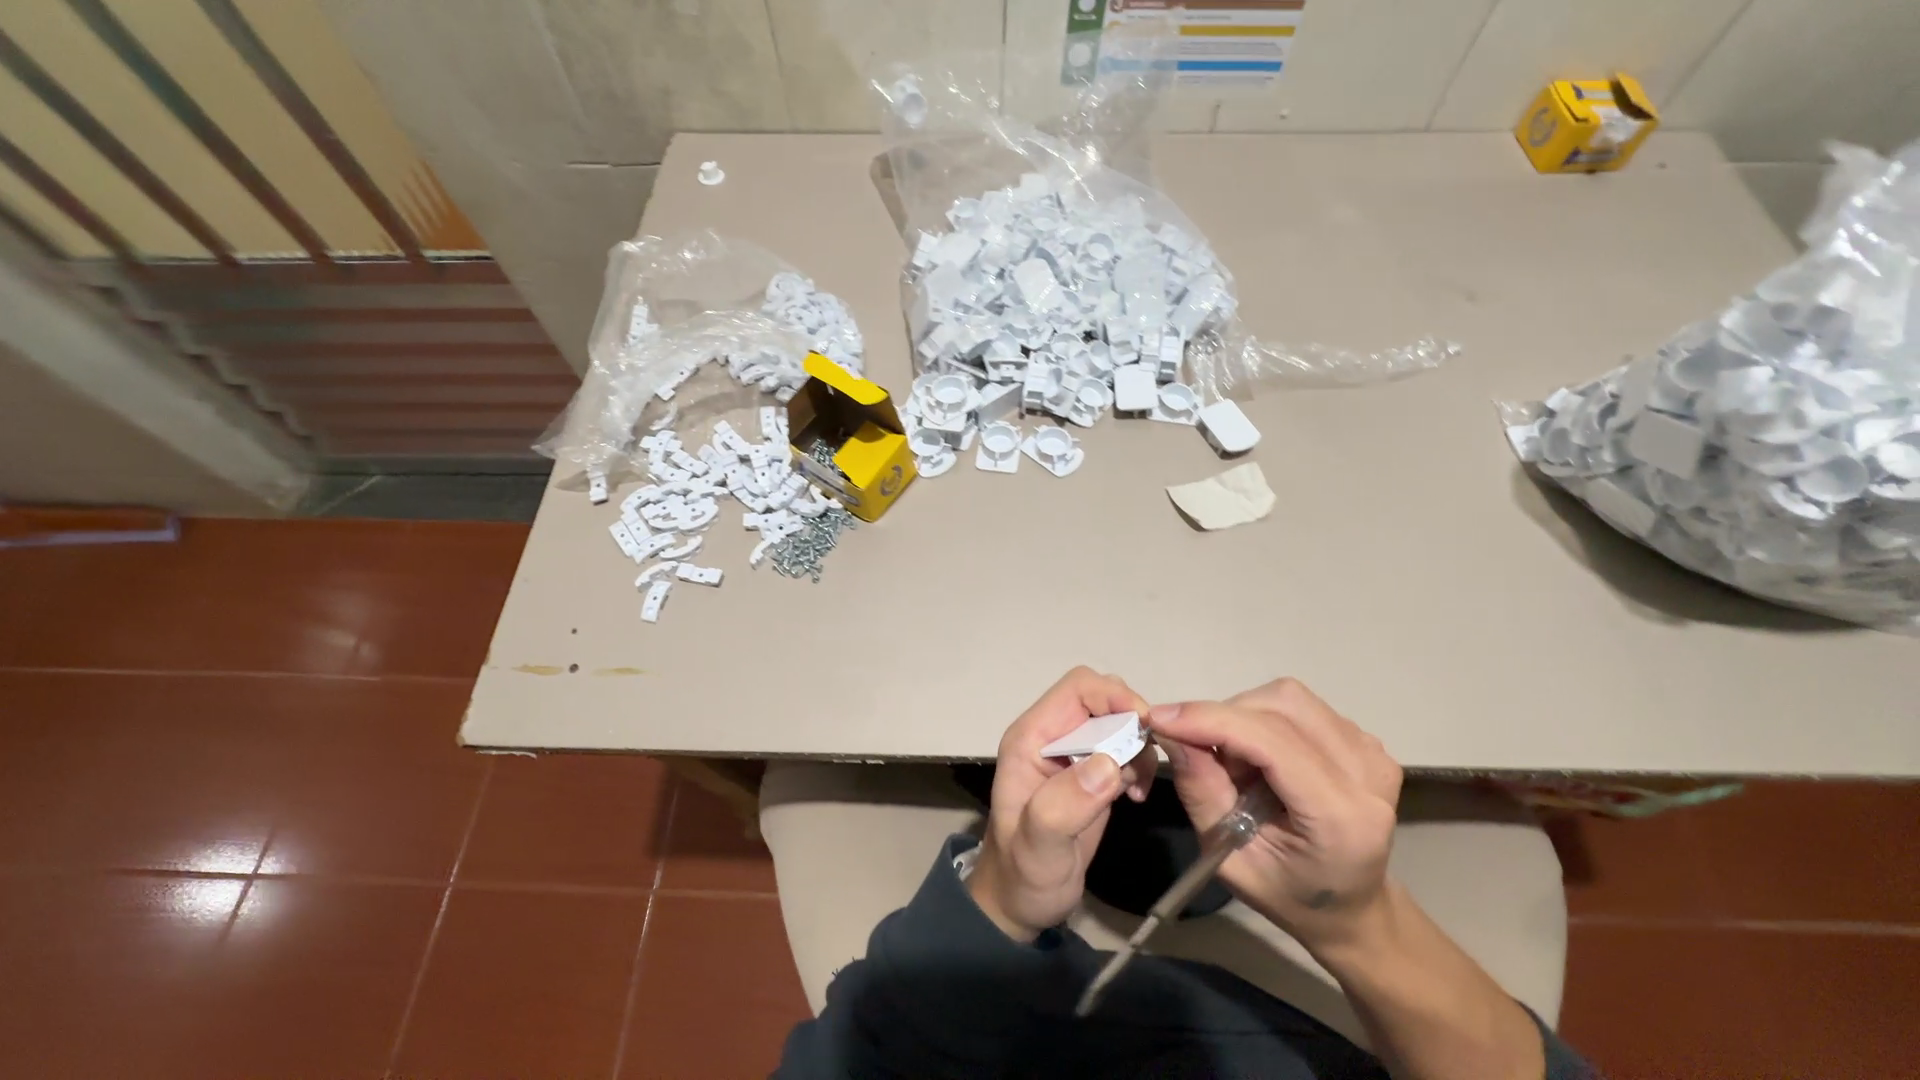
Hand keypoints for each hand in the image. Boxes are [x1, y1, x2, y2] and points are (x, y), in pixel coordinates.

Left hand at [967, 667, 1153, 942]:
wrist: (1019, 903)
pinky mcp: (1090, 774)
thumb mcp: (1038, 845)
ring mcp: (1071, 754)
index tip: (1144, 730)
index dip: (1115, 697)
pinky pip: (1123, 748)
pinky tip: (1135, 797)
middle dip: (1132, 724)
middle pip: (1103, 699)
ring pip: (1118, 721)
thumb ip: (1065, 804)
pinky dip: (1139, 765)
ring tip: (1137, 789)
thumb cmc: (1022, 874)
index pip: (1078, 688)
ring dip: (1138, 747)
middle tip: (1143, 769)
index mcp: (1031, 738)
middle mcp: (1051, 737)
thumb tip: (1109, 764)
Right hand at [1148, 678, 1401, 952]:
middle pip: (1281, 707)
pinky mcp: (1367, 741)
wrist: (1352, 907)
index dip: (1210, 720)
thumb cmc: (1288, 893)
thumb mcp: (1231, 860)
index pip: (1271, 741)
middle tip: (1206, 759)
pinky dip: (1266, 723)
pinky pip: (1302, 707)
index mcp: (1340, 816)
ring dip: (1245, 719)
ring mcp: (1372, 752)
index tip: (1158, 718)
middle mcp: (1367, 774)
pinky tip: (1267, 762)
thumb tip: (1169, 731)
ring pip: (1289, 698)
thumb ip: (1202, 792)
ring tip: (1240, 766)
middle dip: (1225, 720)